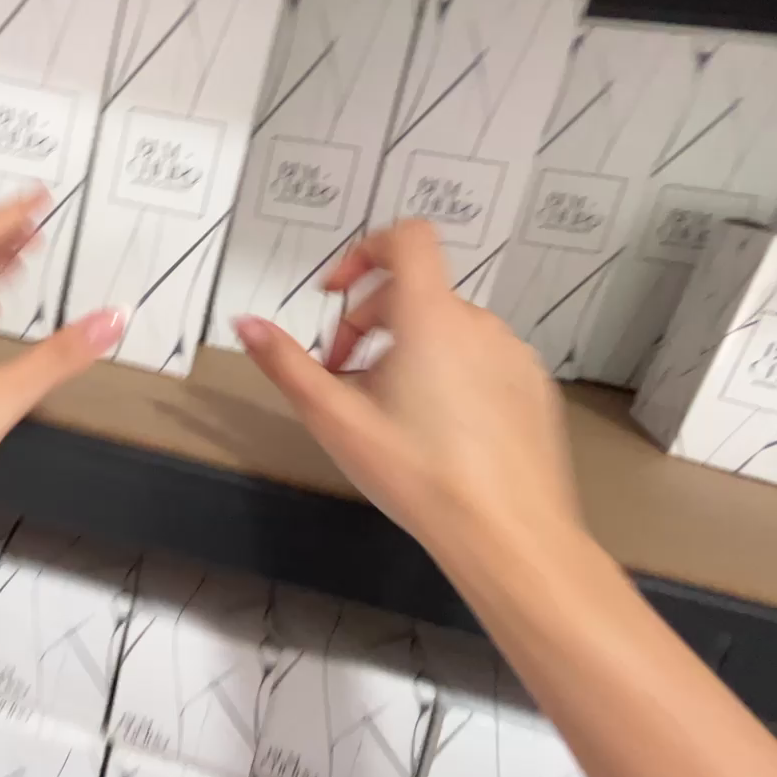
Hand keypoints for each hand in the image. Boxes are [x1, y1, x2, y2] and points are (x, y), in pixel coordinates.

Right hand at [232, 219, 582, 558]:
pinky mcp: (533, 387)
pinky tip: (433, 428)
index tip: (336, 296)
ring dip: (403, 348)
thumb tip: (243, 322)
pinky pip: (477, 356)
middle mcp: (478, 322)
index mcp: (430, 317)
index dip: (363, 251)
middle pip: (411, 292)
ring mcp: (512, 354)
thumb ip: (284, 362)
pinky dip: (444, 369)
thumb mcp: (333, 417)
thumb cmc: (414, 471)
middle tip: (341, 379)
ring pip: (443, 327)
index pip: (406, 238)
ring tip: (385, 409)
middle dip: (365, 323)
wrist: (509, 537)